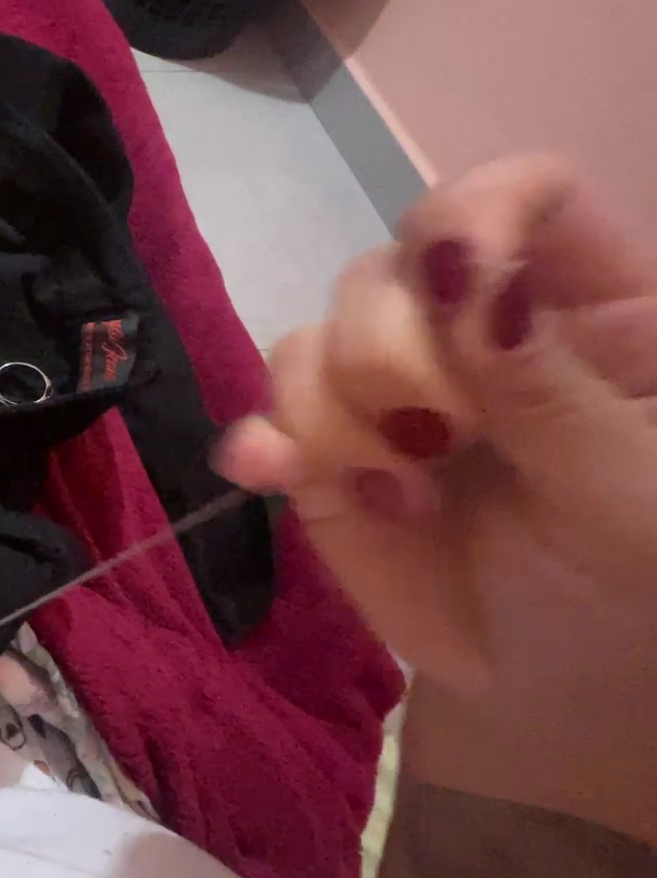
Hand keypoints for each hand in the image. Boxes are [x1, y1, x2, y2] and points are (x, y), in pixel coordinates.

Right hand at [214, 156, 656, 822]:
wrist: (545, 682)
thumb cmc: (637, 586)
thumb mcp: (634, 492)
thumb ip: (553, 389)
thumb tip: (469, 287)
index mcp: (579, 313)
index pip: (521, 196)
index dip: (475, 210)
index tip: (455, 278)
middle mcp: (462, 333)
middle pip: (382, 272)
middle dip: (395, 357)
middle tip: (442, 443)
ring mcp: (374, 392)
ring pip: (306, 341)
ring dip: (338, 419)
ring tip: (398, 494)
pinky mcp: (311, 450)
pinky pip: (258, 415)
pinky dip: (262, 443)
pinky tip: (275, 476)